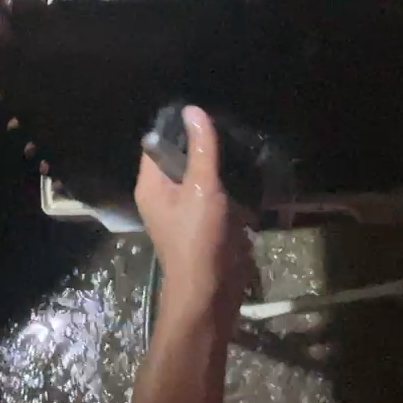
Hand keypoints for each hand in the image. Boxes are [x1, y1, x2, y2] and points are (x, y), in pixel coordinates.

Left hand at [136, 106, 251, 314]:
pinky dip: (231, 190)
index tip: (206, 114)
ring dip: (222, 168)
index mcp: (152, 185)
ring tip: (244, 149)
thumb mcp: (202, 187)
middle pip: (181, 159)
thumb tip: (193, 110)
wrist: (211, 293)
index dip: (177, 127)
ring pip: (202, 178)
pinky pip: (217, 197)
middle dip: (205, 147)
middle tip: (231, 129)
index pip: (157, 143)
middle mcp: (164, 196)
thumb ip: (201, 148)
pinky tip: (250, 176)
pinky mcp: (206, 225)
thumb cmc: (199, 238)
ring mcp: (186, 212)